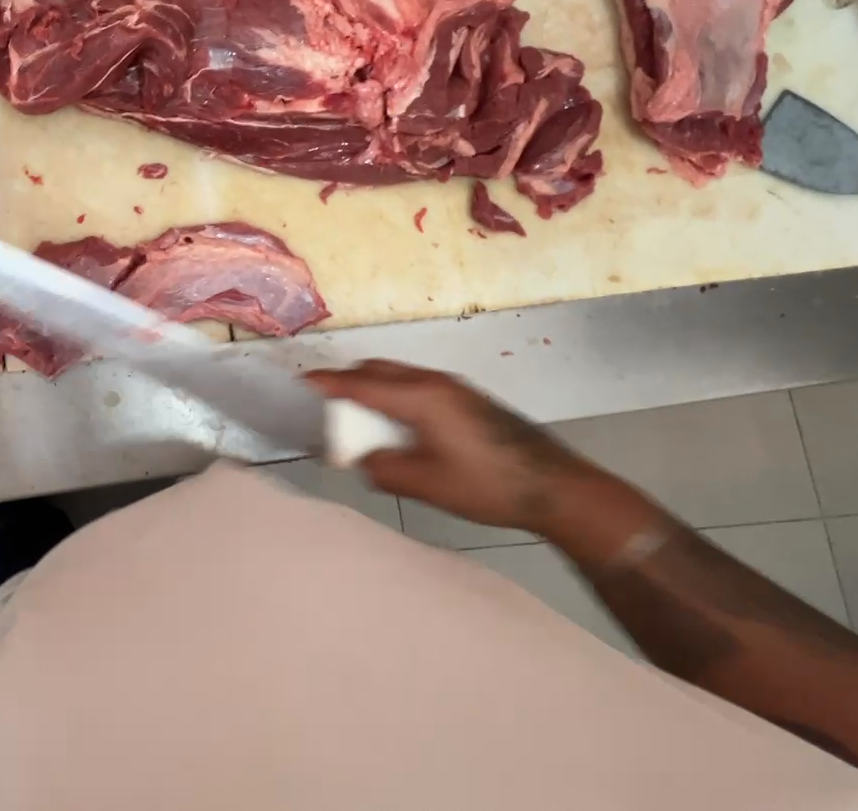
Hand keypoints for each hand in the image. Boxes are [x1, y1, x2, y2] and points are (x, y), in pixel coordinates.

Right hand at [306, 360, 601, 533]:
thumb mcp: (425, 485)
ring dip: (371, 388)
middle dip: (346, 382)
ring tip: (359, 419)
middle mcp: (434, 382)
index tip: (297, 384)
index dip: (325, 384)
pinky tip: (397, 425)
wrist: (560, 489)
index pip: (358, 383)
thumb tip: (364, 459)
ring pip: (397, 375)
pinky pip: (415, 384)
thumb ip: (382, 468)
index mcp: (420, 398)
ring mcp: (454, 387)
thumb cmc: (489, 487)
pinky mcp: (467, 399)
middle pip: (375, 369)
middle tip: (325, 407)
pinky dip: (393, 395)